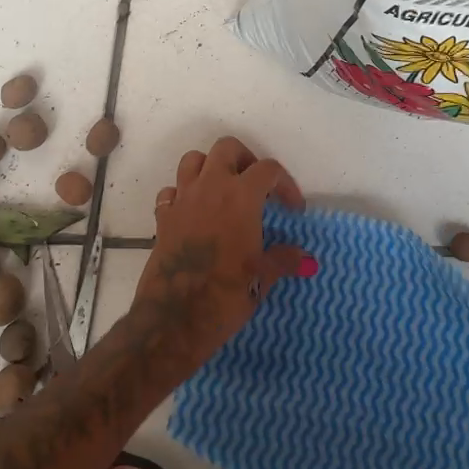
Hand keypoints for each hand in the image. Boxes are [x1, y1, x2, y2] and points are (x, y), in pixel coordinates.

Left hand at [134, 136, 310, 373]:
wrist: (173, 320)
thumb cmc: (225, 295)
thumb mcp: (262, 278)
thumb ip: (283, 259)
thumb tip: (305, 258)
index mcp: (241, 196)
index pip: (268, 169)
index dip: (285, 185)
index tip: (292, 209)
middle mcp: (210, 187)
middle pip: (227, 148)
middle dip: (245, 160)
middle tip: (256, 187)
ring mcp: (183, 199)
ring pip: (193, 160)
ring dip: (210, 168)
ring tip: (224, 191)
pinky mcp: (163, 218)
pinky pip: (171, 191)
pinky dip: (183, 194)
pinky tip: (194, 213)